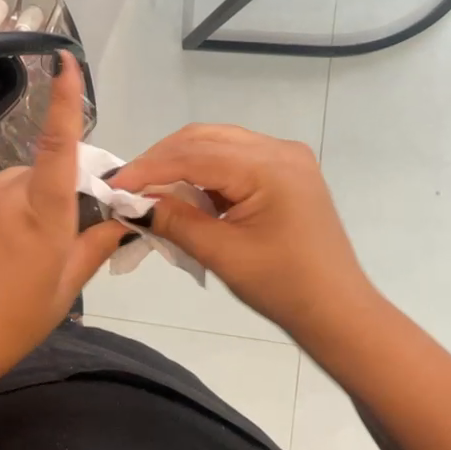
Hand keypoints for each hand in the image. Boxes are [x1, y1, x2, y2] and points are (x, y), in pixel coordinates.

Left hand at [0, 54, 126, 375]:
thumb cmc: (13, 322)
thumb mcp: (65, 288)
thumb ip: (96, 246)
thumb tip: (122, 219)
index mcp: (41, 213)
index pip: (57, 146)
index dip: (63, 101)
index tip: (63, 59)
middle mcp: (8, 193)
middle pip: (48, 169)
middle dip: (67, 189)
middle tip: (71, 237)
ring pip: (24, 182)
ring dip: (38, 201)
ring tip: (33, 254)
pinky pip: (2, 194)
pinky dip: (16, 209)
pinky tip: (9, 251)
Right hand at [107, 125, 379, 336]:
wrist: (337, 310)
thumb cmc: (282, 286)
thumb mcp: (221, 254)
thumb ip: (175, 221)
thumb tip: (133, 203)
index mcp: (269, 168)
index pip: (194, 155)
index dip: (149, 168)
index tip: (113, 185)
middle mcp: (280, 150)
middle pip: (204, 138)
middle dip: (161, 159)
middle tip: (127, 185)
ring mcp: (286, 158)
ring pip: (217, 144)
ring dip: (180, 162)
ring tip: (149, 189)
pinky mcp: (285, 172)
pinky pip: (233, 159)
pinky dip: (203, 171)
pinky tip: (184, 194)